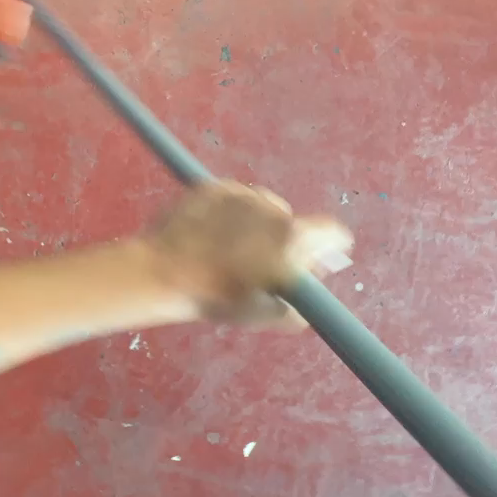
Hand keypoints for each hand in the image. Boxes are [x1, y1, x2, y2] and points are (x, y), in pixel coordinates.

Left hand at [143, 181, 352, 325]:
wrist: (164, 272)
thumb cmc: (219, 296)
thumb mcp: (274, 311)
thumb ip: (306, 296)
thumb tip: (312, 276)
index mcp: (294, 236)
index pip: (332, 231)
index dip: (327, 244)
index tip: (317, 255)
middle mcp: (270, 207)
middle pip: (290, 218)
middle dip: (283, 235)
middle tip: (262, 255)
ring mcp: (237, 192)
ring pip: (259, 204)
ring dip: (254, 220)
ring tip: (231, 244)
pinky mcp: (209, 186)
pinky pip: (231, 196)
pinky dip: (228, 209)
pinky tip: (212, 228)